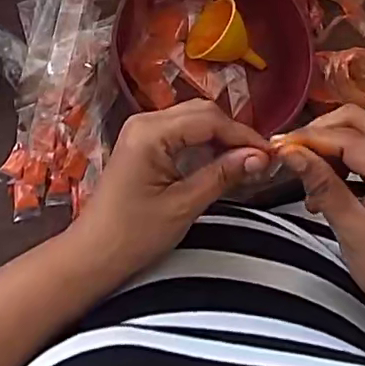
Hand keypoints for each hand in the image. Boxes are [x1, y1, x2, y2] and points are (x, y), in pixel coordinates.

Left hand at [66, 99, 271, 282]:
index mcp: (151, 132)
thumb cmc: (134, 234)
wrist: (94, 253)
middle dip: (233, 132)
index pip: (209, 119)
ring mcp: (141, 129)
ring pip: (192, 119)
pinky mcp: (142, 141)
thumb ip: (222, 175)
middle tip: (261, 159)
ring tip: (247, 161)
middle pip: (201, 112)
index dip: (243, 135)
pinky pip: (181, 131)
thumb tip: (260, 157)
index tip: (271, 154)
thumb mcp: (184, 205)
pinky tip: (221, 160)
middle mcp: (145, 121)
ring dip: (220, 136)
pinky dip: (204, 142)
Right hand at [275, 106, 364, 334]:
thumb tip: (290, 153)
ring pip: (358, 130)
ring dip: (327, 145)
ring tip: (308, 179)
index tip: (277, 148)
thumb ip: (323, 186)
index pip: (348, 138)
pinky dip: (339, 157)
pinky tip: (325, 183)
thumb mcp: (354, 233)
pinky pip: (364, 147)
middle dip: (318, 133)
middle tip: (289, 156)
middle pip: (355, 121)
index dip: (308, 138)